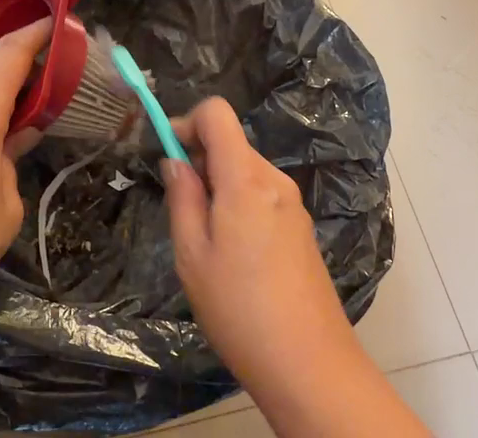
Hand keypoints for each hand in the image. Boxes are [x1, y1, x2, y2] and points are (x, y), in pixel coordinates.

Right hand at [161, 97, 360, 391]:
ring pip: (246, 171)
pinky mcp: (302, 227)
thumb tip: (176, 160)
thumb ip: (182, 198)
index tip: (168, 156)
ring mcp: (293, 203)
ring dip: (219, 187)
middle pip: (231, 144)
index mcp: (246, 179)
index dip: (187, 123)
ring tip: (205, 241)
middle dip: (201, 162)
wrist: (309, 363)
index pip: (218, 113)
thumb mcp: (192, 255)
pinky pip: (262, 196)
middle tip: (181, 210)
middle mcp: (274, 180)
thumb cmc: (239, 309)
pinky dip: (240, 205)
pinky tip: (234, 255)